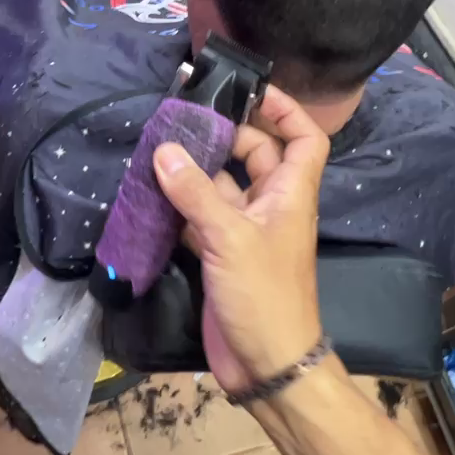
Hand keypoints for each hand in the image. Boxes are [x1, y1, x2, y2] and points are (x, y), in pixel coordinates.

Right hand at [152, 86, 327, 396]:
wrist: (267, 364)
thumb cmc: (265, 295)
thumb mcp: (231, 238)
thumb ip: (196, 192)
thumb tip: (165, 149)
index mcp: (290, 193)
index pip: (304, 138)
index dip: (286, 110)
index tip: (251, 90)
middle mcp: (270, 204)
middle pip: (254, 154)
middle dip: (224, 134)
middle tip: (182, 117)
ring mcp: (245, 229)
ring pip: (221, 184)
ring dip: (194, 169)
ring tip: (157, 146)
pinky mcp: (221, 252)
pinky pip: (200, 215)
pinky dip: (179, 203)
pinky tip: (151, 192)